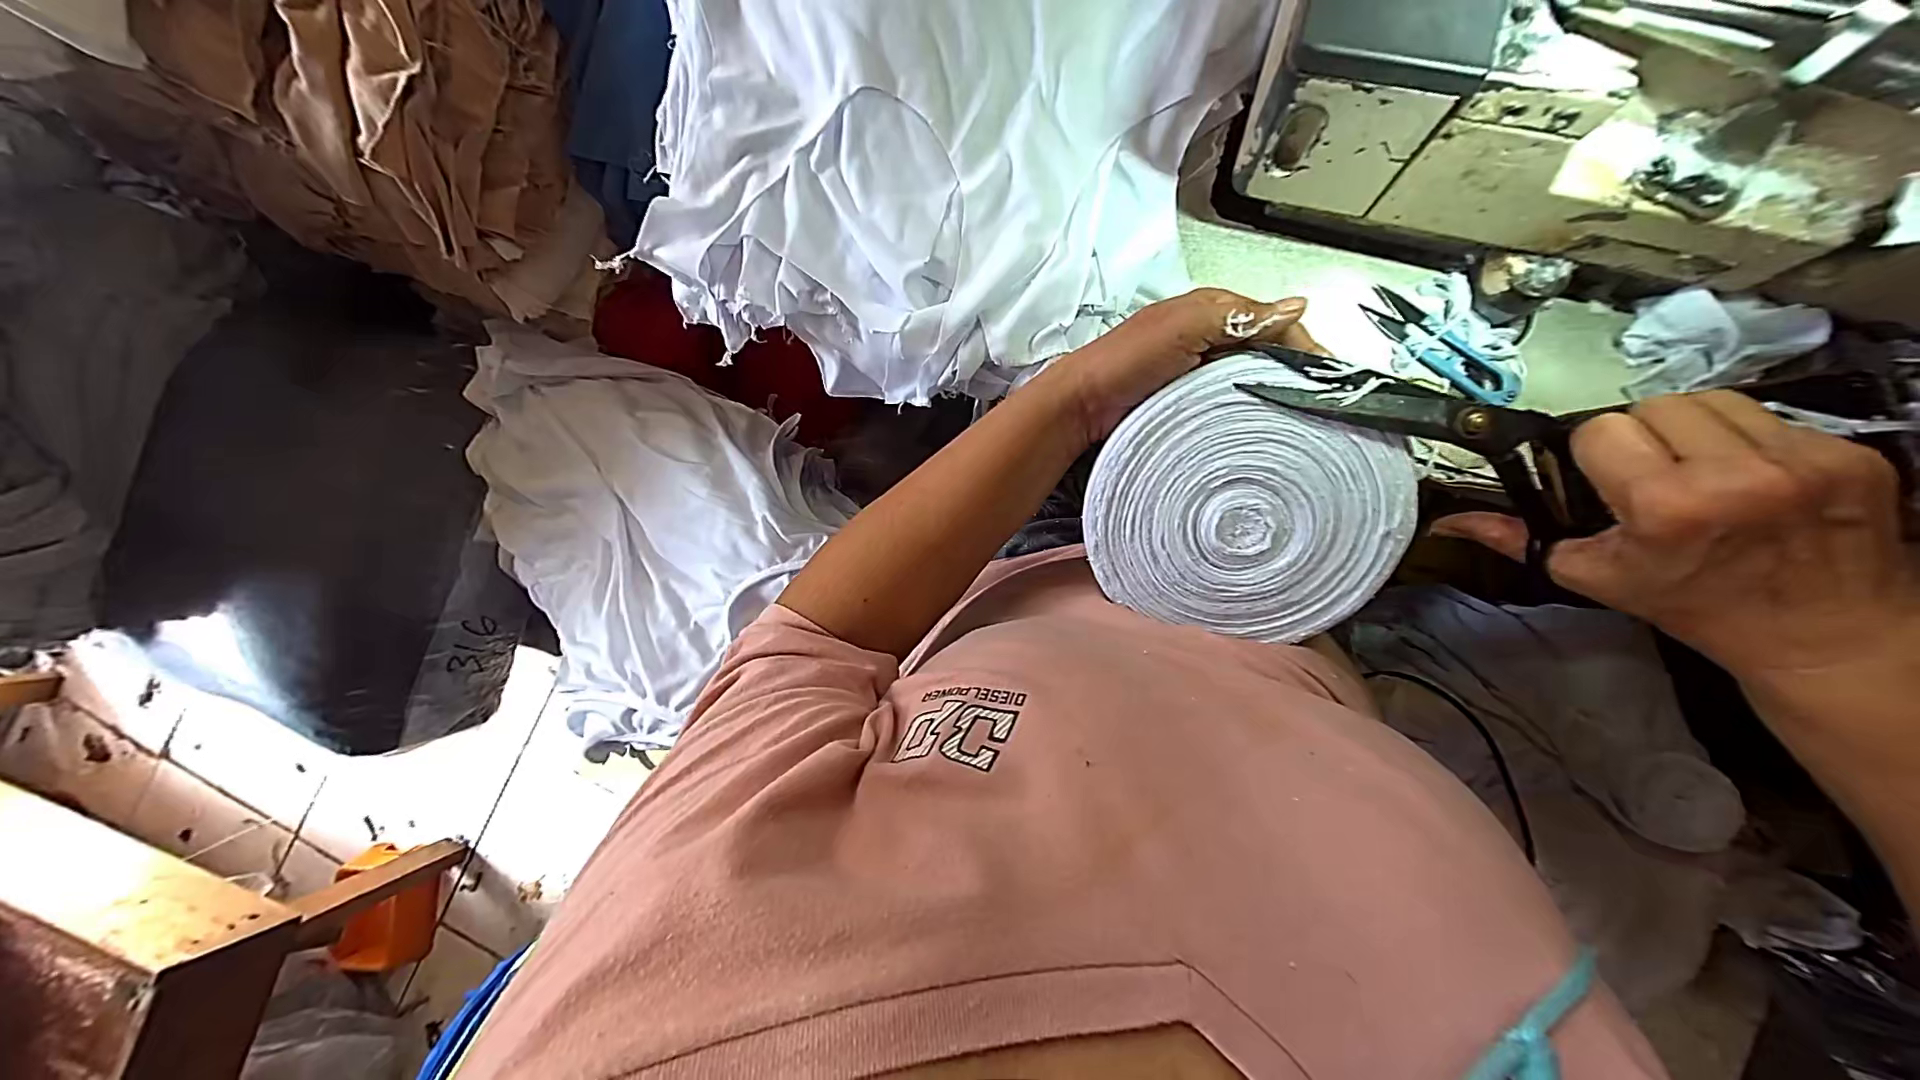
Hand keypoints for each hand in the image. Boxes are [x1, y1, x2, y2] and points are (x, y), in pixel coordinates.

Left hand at [1042, 288, 1317, 443]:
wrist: (1082, 403)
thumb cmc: (1122, 361)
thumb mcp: (1184, 325)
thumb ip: (1237, 314)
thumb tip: (1293, 308)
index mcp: (1211, 309)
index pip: (1274, 319)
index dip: (1303, 343)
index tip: (1325, 373)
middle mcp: (1206, 336)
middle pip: (1266, 349)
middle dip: (1292, 369)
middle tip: (1315, 398)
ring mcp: (1196, 369)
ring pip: (1250, 376)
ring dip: (1271, 391)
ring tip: (1294, 411)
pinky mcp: (1185, 398)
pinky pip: (1227, 399)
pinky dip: (1245, 407)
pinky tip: (1254, 420)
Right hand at [1432, 391, 1917, 683]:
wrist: (1821, 634)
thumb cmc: (1690, 605)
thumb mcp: (1590, 575)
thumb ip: (1515, 539)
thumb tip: (1447, 522)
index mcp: (1666, 507)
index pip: (1602, 429)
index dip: (1590, 451)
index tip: (1602, 479)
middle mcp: (1739, 475)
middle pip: (1654, 405)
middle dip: (1638, 434)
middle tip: (1644, 473)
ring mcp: (1805, 460)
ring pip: (1711, 399)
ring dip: (1687, 426)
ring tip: (1691, 466)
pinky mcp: (1852, 452)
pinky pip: (1768, 416)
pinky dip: (1742, 437)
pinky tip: (1744, 474)